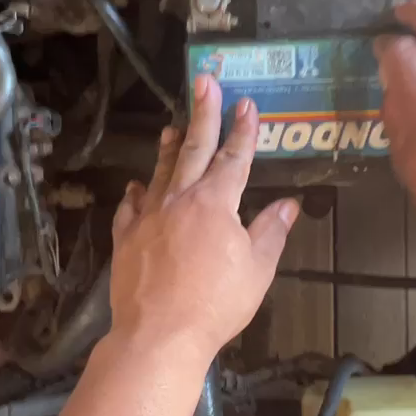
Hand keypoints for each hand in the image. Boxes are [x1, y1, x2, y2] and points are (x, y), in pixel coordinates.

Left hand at [109, 74, 300, 362]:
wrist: (160, 333)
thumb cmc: (216, 303)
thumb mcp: (257, 269)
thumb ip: (271, 232)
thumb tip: (289, 204)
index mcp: (215, 203)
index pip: (234, 158)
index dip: (243, 130)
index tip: (246, 104)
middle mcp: (179, 200)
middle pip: (194, 150)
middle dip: (203, 114)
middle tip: (203, 82)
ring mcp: (148, 217)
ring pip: (160, 172)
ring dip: (170, 148)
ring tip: (173, 127)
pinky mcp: (126, 238)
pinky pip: (130, 207)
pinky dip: (136, 193)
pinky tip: (136, 186)